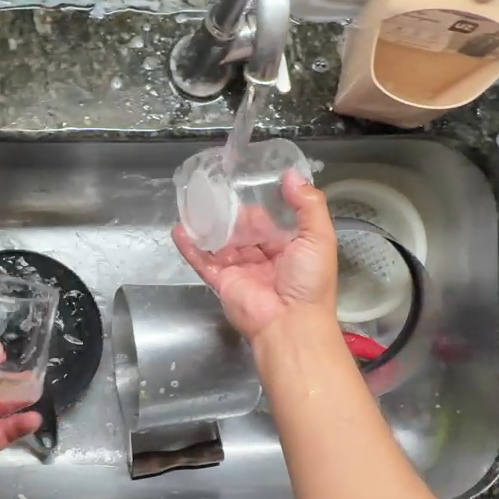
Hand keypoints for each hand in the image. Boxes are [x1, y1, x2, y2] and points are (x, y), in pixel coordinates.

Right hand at [173, 170, 337, 339]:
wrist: (290, 323)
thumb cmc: (309, 281)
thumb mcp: (319, 237)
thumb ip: (308, 205)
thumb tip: (290, 175)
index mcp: (288, 248)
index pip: (269, 222)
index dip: (260, 205)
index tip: (247, 184)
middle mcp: (263, 259)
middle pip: (243, 231)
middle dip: (232, 215)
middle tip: (218, 192)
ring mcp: (240, 271)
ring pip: (221, 244)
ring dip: (209, 226)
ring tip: (194, 204)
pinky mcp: (222, 282)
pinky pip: (203, 262)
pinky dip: (190, 247)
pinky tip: (179, 230)